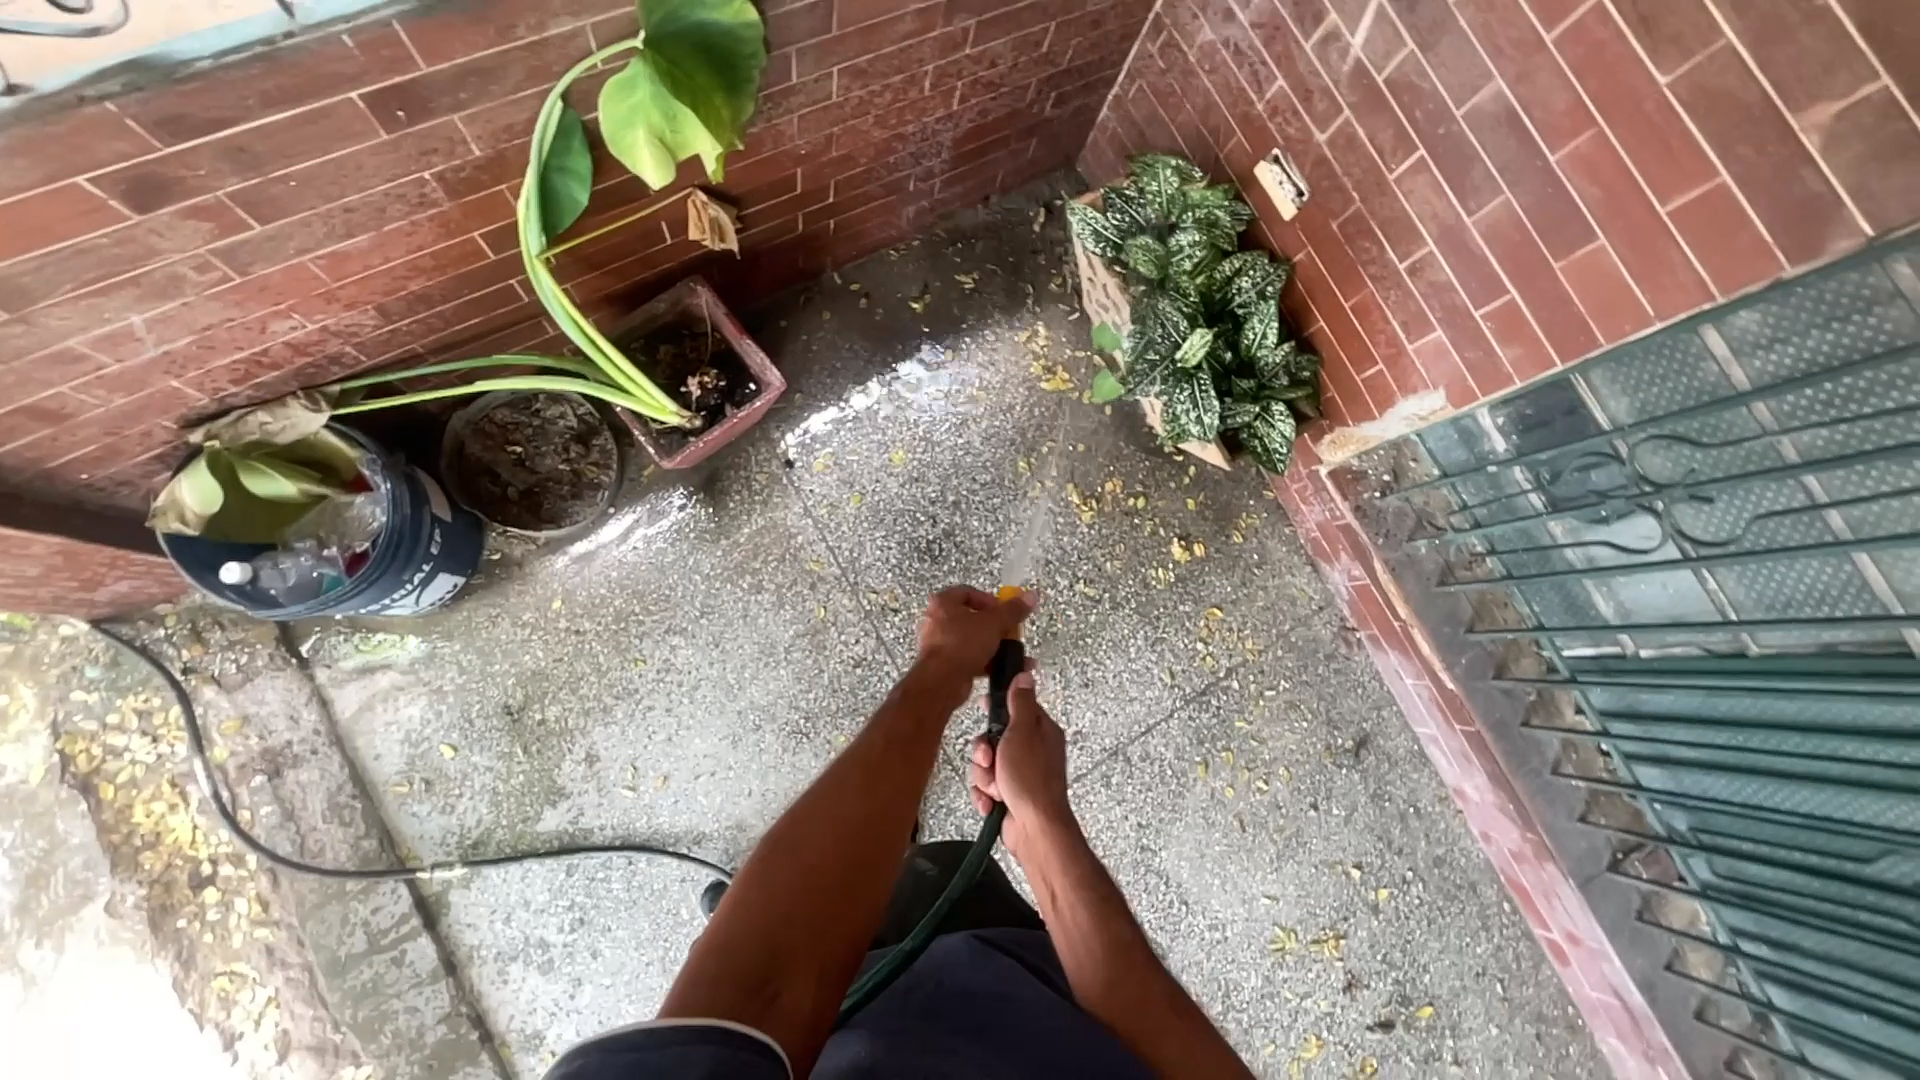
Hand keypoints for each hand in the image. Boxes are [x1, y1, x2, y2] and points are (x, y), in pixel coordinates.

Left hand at [913, 585, 1034, 684]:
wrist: (942, 681)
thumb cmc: (961, 644)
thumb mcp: (994, 623)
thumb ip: (1013, 610)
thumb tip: (1030, 596)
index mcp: (943, 603)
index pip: (968, 592)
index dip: (990, 600)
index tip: (1005, 610)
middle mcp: (937, 621)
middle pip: (972, 618)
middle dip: (996, 627)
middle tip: (1011, 632)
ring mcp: (939, 644)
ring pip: (973, 640)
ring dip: (995, 646)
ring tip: (1014, 653)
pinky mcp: (945, 664)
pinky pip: (969, 658)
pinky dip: (987, 662)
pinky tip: (1006, 669)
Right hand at [970, 668, 1074, 861]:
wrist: (1034, 829)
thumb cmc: (1031, 781)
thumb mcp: (1022, 733)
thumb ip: (1020, 703)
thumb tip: (1025, 675)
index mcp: (1040, 731)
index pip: (1016, 706)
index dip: (996, 708)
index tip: (983, 707)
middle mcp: (1032, 751)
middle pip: (994, 737)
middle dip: (984, 751)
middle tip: (988, 759)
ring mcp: (1021, 774)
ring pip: (986, 764)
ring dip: (984, 776)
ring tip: (994, 787)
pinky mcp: (1010, 795)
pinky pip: (986, 787)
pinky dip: (985, 795)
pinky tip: (992, 802)